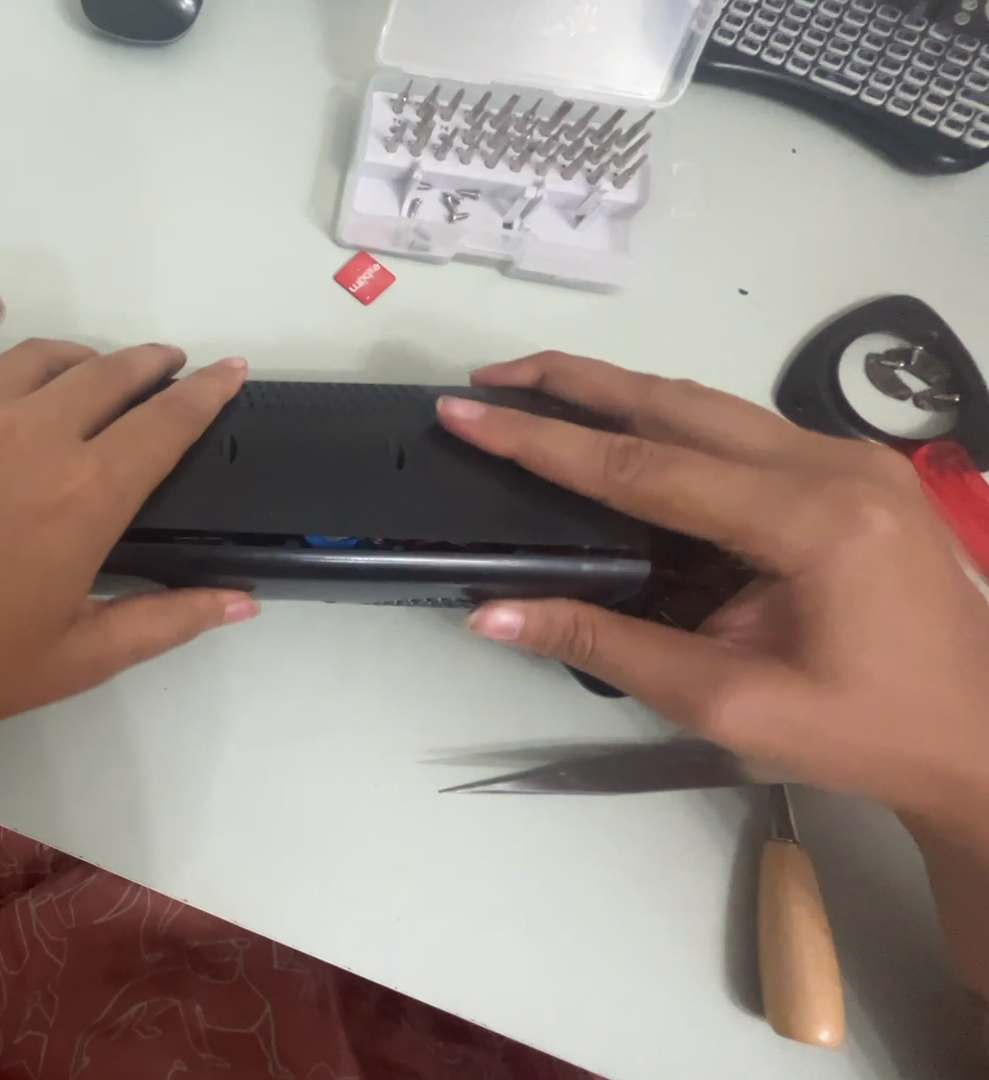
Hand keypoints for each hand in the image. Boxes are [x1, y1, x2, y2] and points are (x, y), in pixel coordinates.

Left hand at [0, 296, 255, 766]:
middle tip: (164, 369)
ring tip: (92, 366)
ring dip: (77, 355)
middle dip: (149, 367)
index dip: (205, 393)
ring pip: (35, 358)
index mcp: (86, 494)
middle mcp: (31, 436)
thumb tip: (243, 603)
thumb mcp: (81, 657)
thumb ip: (168, 620)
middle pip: (108, 377)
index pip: (166, 424)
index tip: (227, 371)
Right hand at [437, 352, 988, 821]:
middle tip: (485, 380)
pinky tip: (604, 427)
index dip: (535, 438)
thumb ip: (597, 643)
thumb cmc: (860, 729)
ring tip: (525, 390)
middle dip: (565, 381)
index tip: (463, 413)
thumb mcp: (718, 699)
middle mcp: (830, 466)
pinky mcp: (837, 470)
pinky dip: (646, 415)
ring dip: (603, 390)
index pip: (635, 466)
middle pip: (668, 402)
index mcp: (808, 521)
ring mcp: (841, 460)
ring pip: (695, 401)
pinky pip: (721, 424)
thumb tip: (486, 615)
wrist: (983, 740)